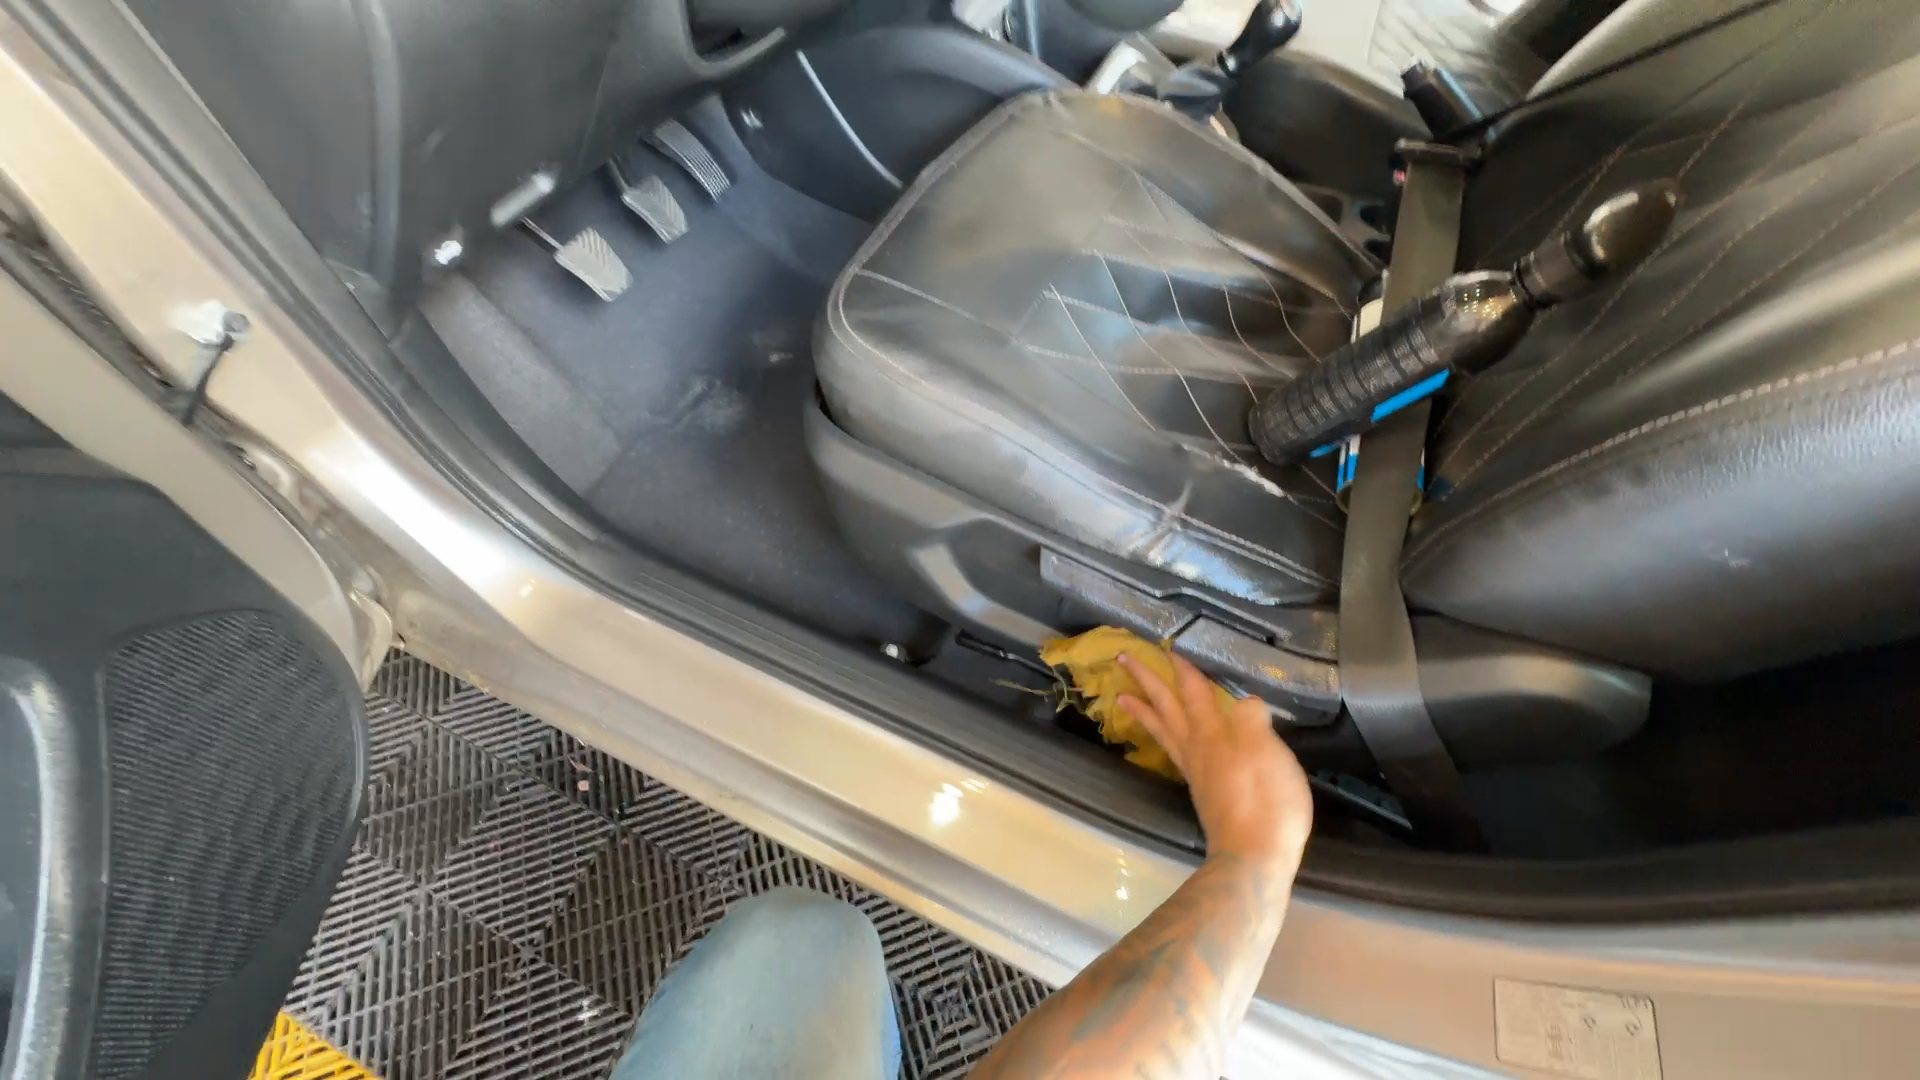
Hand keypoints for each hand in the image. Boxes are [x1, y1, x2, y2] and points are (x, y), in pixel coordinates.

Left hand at [1117, 653, 1312, 866]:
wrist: (1253, 855)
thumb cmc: (1266, 800)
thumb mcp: (1268, 751)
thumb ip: (1251, 719)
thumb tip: (1244, 702)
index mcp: (1213, 732)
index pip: (1193, 691)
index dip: (1183, 669)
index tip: (1168, 647)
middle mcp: (1197, 747)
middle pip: (1167, 706)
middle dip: (1147, 680)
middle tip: (1123, 658)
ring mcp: (1195, 769)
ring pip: (1162, 729)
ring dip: (1143, 709)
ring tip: (1122, 696)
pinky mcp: (1200, 789)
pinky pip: (1172, 751)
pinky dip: (1160, 736)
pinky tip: (1166, 737)